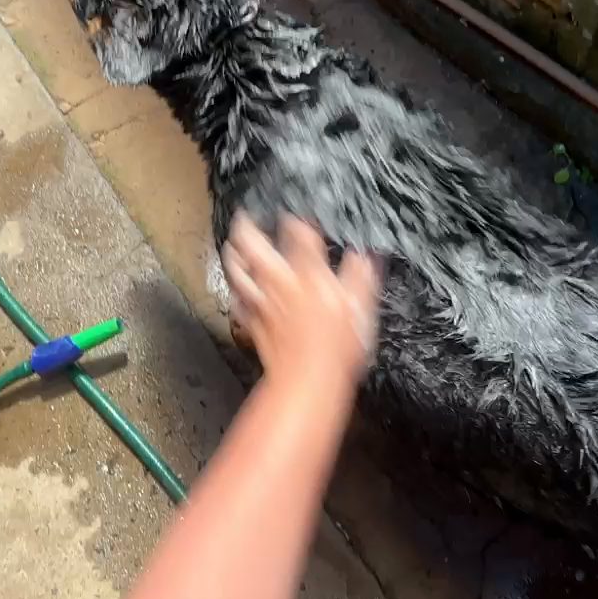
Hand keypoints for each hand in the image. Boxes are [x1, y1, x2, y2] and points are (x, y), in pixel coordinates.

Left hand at [222, 213, 380, 393]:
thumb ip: (361, 276)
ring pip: (237, 269)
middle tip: (245, 216)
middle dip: (246, 226)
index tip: (296, 216)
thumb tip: (366, 255)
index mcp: (308, 274)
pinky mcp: (252, 321)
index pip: (297, 234)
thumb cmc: (335, 349)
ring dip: (233, 254)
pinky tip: (236, 289)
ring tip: (232, 244)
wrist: (307, 382)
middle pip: (253, 244)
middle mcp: (280, 282)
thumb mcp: (360, 309)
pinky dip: (235, 292)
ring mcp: (262, 301)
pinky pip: (238, 301)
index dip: (295, 220)